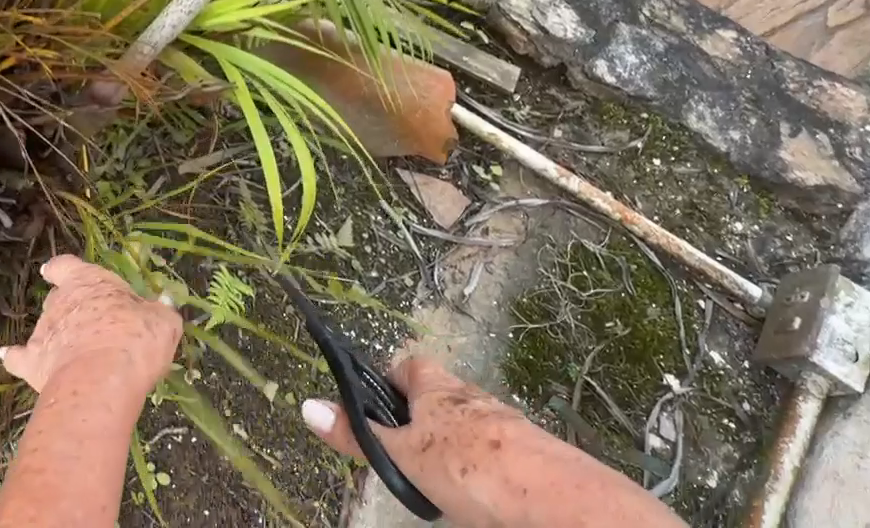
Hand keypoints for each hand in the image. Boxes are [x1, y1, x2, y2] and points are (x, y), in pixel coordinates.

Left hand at [0, 255, 180, 399]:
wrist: (102, 380)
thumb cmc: (135, 341)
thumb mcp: (162, 323)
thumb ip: (161, 311)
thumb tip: (165, 302)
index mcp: (88, 281)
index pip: (68, 266)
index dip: (64, 269)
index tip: (57, 271)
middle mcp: (60, 300)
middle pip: (59, 298)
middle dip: (69, 309)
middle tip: (89, 327)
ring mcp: (42, 331)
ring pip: (44, 327)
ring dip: (54, 336)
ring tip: (69, 354)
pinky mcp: (31, 362)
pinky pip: (17, 356)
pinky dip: (14, 357)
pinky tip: (9, 358)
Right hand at [300, 352, 685, 527]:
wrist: (564, 504)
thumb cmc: (472, 469)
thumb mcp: (405, 457)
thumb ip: (358, 437)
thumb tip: (305, 405)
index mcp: (435, 386)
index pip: (405, 366)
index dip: (387, 382)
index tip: (374, 410)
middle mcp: (470, 395)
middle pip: (437, 396)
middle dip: (420, 420)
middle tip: (403, 454)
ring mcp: (506, 425)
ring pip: (469, 426)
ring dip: (453, 446)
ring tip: (441, 484)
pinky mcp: (534, 456)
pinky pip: (498, 455)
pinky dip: (485, 471)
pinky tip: (482, 499)